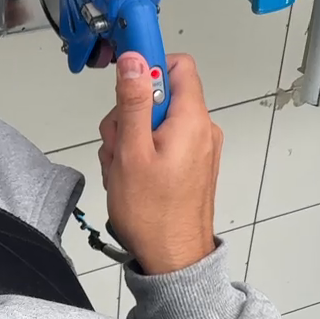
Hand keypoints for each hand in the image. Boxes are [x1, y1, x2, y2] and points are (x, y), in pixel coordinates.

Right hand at [98, 52, 220, 274]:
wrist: (173, 259)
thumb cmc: (153, 213)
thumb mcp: (131, 151)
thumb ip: (132, 101)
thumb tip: (133, 59)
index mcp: (191, 119)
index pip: (175, 64)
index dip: (147, 64)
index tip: (122, 79)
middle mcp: (200, 128)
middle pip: (157, 94)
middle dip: (128, 114)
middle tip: (119, 145)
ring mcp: (196, 147)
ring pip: (151, 121)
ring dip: (128, 139)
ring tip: (123, 169)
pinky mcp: (188, 163)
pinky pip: (158, 143)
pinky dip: (139, 154)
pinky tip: (130, 178)